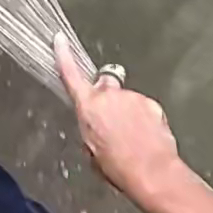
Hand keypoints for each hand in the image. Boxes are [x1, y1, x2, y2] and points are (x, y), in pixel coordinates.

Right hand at [55, 33, 183, 199]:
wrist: (152, 173)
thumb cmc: (119, 167)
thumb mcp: (91, 151)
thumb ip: (89, 127)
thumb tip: (95, 124)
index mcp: (87, 106)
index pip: (70, 73)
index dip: (63, 55)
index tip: (60, 39)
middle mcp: (108, 95)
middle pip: (104, 84)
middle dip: (106, 95)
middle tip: (113, 118)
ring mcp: (130, 97)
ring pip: (125, 98)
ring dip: (127, 111)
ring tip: (133, 137)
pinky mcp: (150, 102)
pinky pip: (143, 106)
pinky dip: (144, 117)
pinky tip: (146, 136)